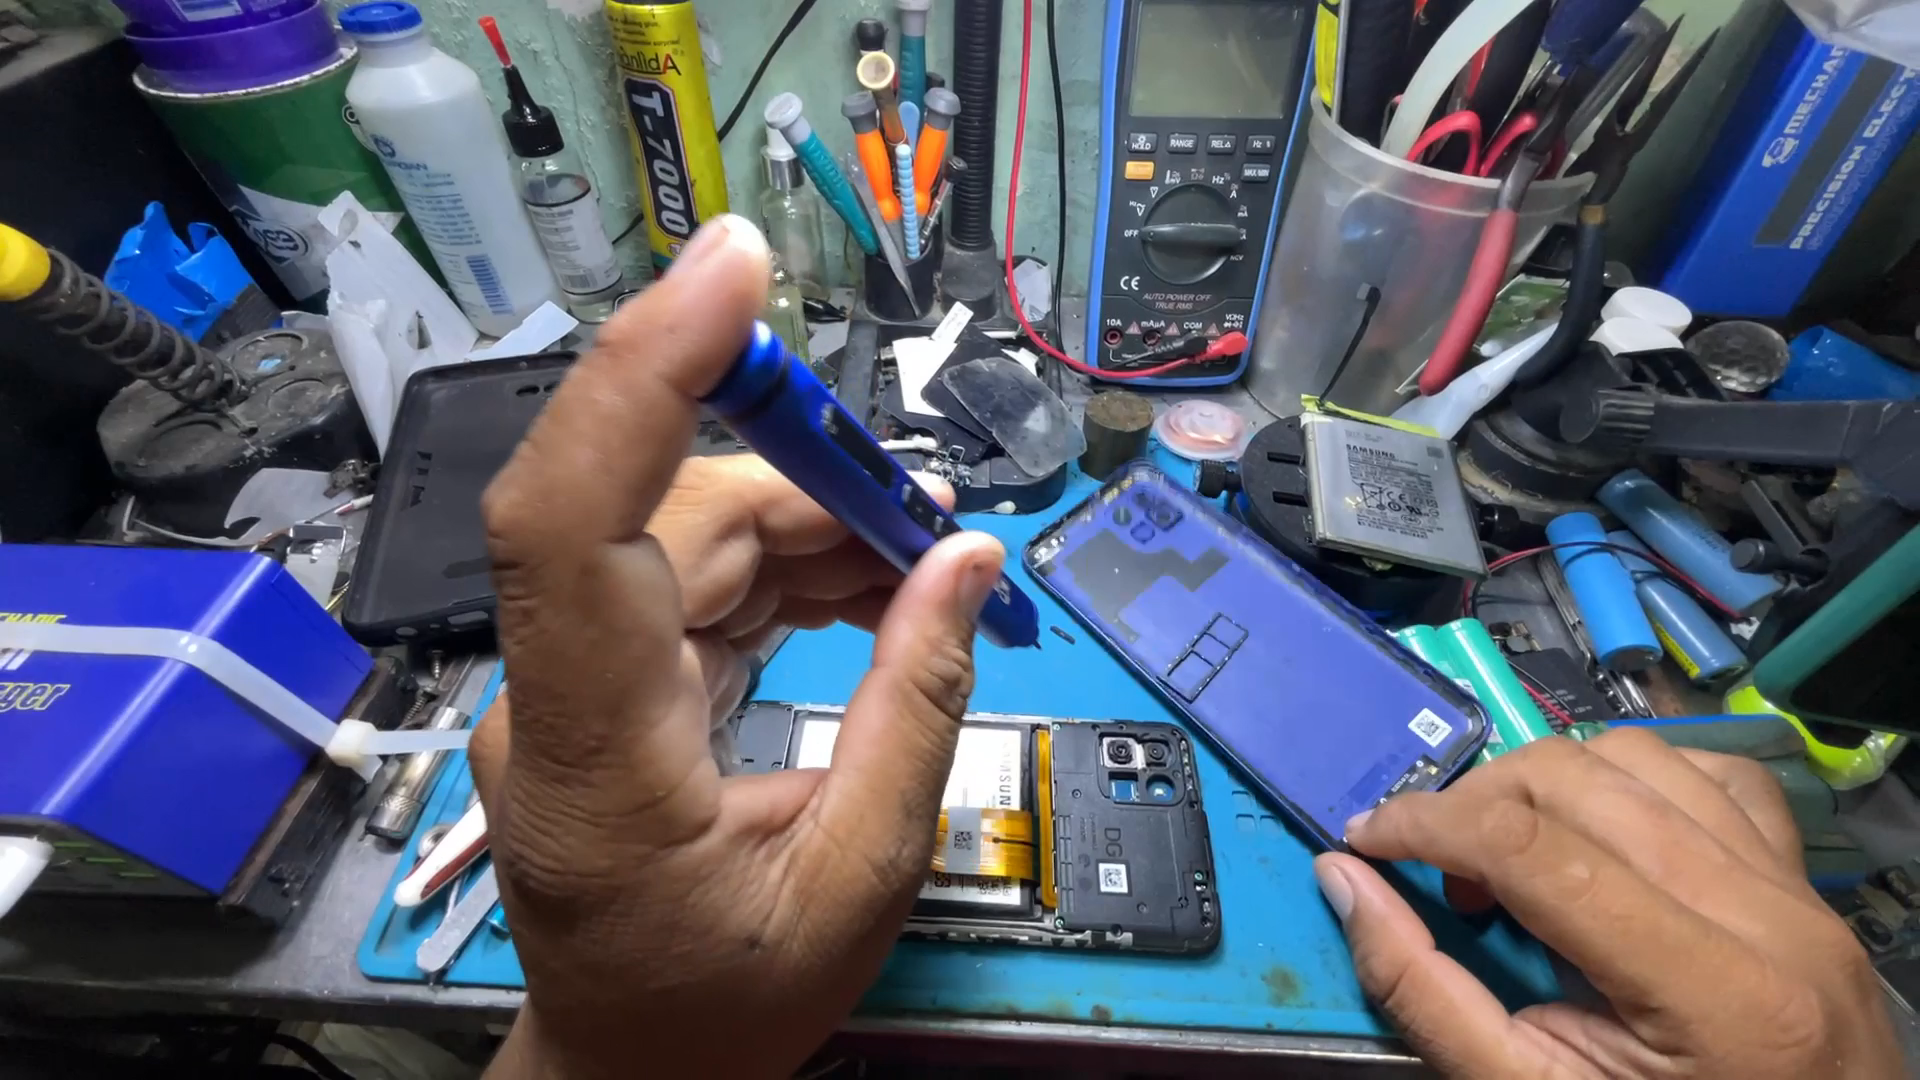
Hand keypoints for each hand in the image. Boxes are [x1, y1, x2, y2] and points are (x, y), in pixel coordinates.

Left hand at [472, 216, 1007, 1078]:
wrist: (639, 1067)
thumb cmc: (732, 999)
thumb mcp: (860, 872)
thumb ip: (917, 703)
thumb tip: (965, 560)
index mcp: (600, 753)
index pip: (573, 515)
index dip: (647, 373)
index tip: (734, 274)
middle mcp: (568, 686)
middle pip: (679, 511)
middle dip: (815, 487)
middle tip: (928, 511)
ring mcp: (588, 671)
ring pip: (702, 530)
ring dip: (819, 527)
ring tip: (915, 561)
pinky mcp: (625, 669)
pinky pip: (713, 573)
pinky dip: (800, 565)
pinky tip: (869, 586)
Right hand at [1314, 728, 1901, 1077]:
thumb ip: (1417, 988)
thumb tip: (1339, 874)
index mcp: (1713, 991)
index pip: (1523, 843)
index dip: (1419, 824)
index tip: (1363, 841)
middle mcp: (1767, 915)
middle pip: (1565, 778)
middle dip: (1467, 804)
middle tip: (1440, 871)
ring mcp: (1796, 890)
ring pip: (1627, 755)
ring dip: (1538, 783)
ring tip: (1514, 849)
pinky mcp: (1803, 880)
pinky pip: (1707, 774)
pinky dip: (1631, 778)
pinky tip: (1599, 827)